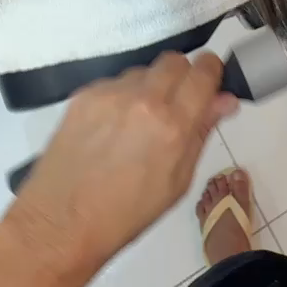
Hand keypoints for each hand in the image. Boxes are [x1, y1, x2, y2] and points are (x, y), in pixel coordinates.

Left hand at [7, 53, 238, 271]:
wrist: (60, 226)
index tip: (209, 82)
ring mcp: (110, 93)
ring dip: (149, 87)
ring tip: (135, 123)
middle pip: (175, 60)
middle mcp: (143, 99)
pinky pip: (114, 83)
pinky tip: (109, 128)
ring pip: (143, 71)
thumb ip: (202, 132)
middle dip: (181, 77)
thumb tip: (225, 100)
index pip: (204, 72)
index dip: (211, 72)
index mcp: (173, 125)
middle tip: (174, 105)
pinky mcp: (84, 94)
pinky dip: (120, 98)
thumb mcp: (177, 182)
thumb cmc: (127, 214)